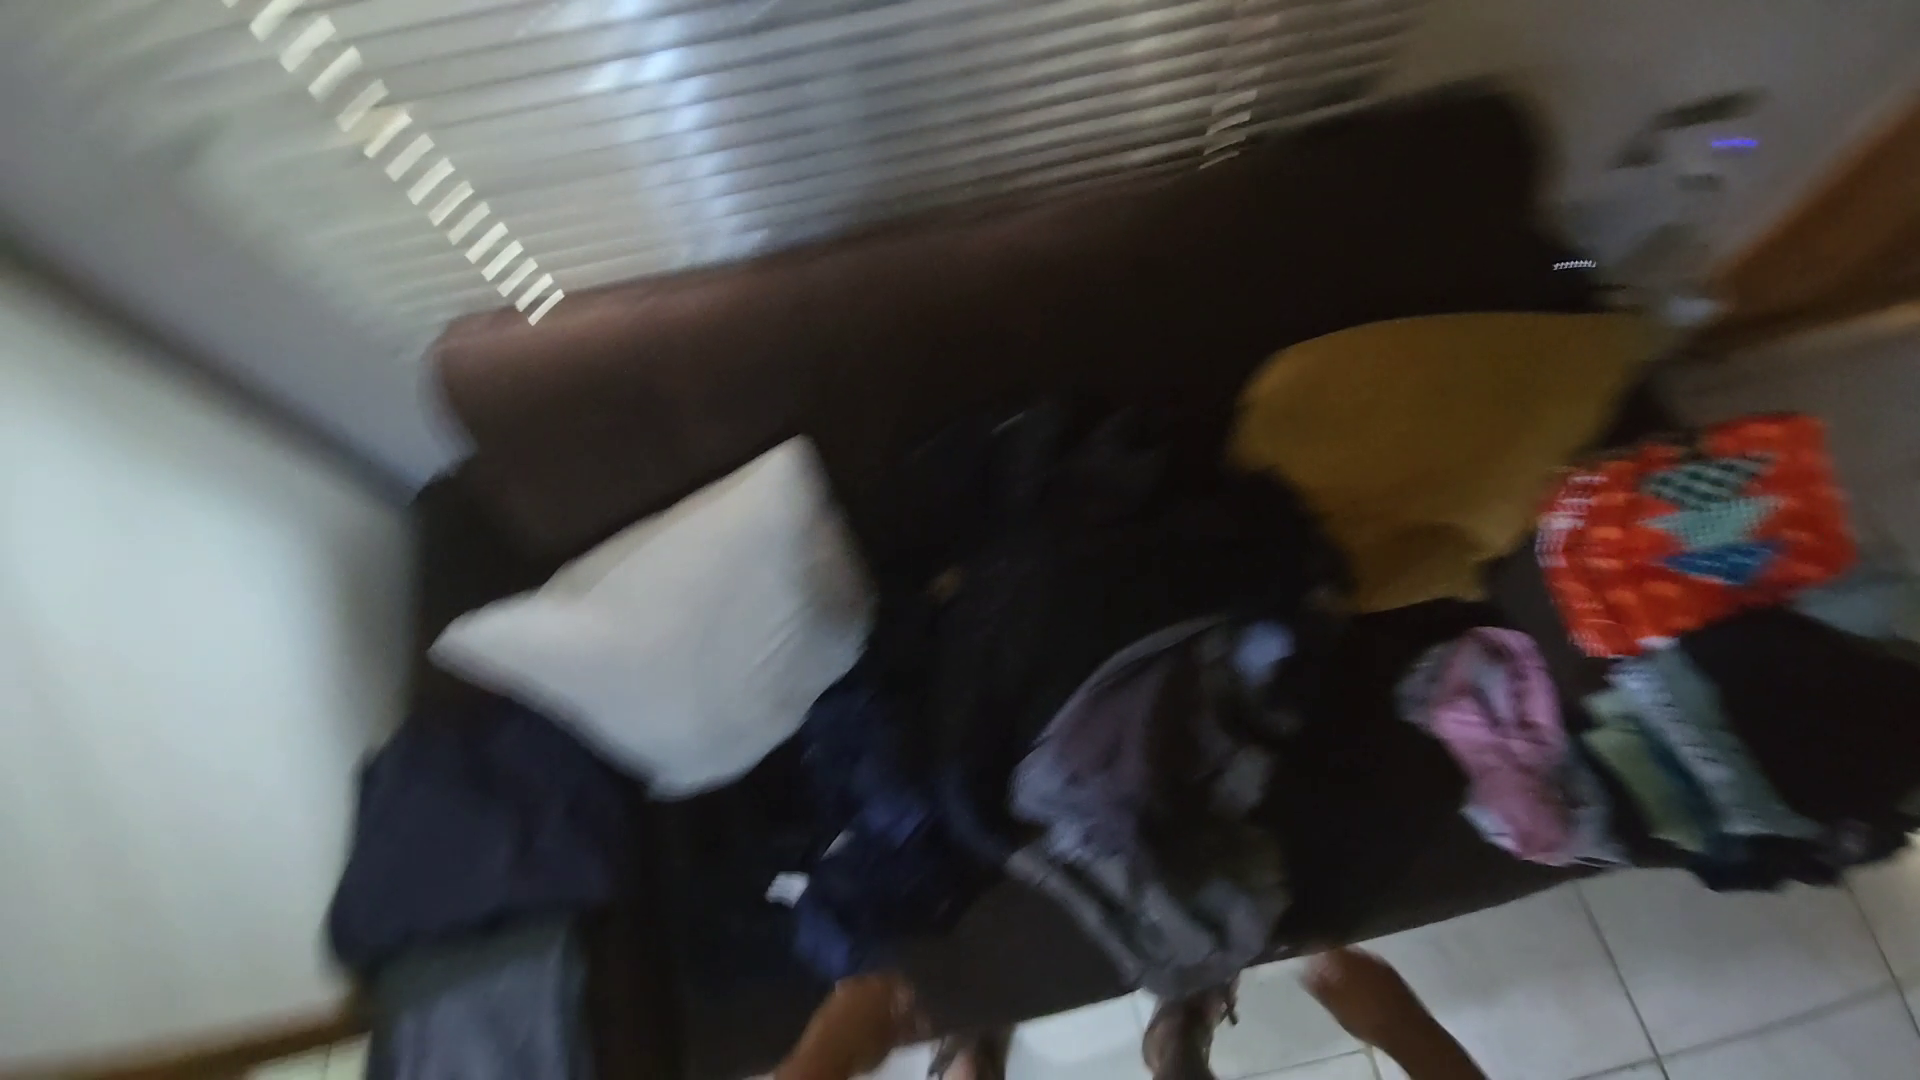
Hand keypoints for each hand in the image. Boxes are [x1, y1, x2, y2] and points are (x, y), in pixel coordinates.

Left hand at [777, 973, 927, 1079]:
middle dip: (888, 996)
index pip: (900, 980)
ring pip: (863, 991)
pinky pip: (848, 1000)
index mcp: (880, 984)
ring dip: (870, 1002)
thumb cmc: (864, 1046)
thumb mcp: (892, 1040)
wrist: (824, 1055)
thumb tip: (926, 1021)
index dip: (908, 993)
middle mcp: (861, 979)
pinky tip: (857, 1023)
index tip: (913, 1006)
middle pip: (880, 983)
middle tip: (895, 1014)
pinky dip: (855, 1008)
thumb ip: (911, 1026)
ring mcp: (842, 989)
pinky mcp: (828, 1002)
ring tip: (876, 1021)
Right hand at [1301, 950, 1483, 1079]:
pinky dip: (1364, 973)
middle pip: (1343, 951)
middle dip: (1332, 957)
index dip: (1315, 948)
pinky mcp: (1394, 977)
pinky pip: (1372, 968)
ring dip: (1349, 965)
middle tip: (1323, 968)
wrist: (1409, 1033)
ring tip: (1341, 979)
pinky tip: (1363, 987)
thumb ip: (1318, 985)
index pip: (1326, 945)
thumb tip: (1302, 970)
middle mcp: (1365, 955)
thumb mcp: (1337, 1006)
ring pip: (1358, 959)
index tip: (1307, 954)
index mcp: (1348, 958)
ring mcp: (1382, 965)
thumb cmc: (1368, 1019)